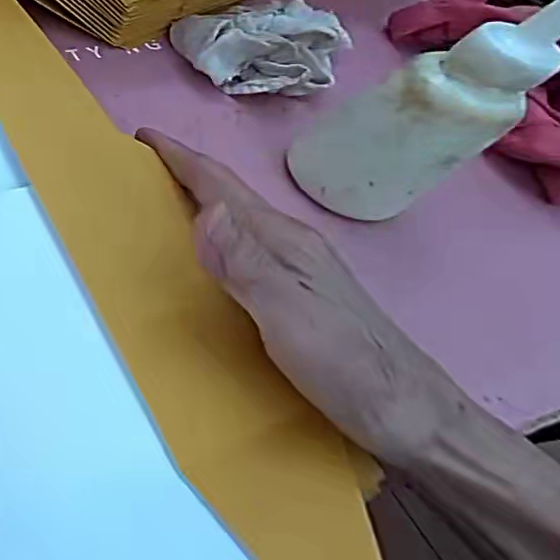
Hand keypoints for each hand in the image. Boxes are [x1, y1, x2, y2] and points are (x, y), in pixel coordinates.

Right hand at [136, 129, 477, 465]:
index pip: (221, 186)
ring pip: (234, 218)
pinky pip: (240, 244)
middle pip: (227, 195)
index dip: (181, 158)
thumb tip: (205, 211)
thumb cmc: (349, 368)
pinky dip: (211, 231)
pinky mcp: (294, 291)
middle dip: (183, 171)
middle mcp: (288, 243)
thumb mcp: (290, 315)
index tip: (143, 136)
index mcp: (282, 239)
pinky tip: (203, 250)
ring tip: (162, 197)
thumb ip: (247, 263)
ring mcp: (296, 267)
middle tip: (140, 165)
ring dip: (197, 198)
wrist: (418, 422)